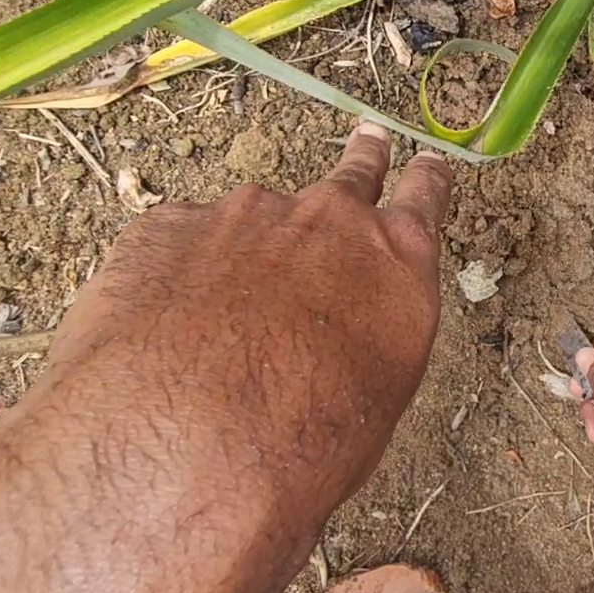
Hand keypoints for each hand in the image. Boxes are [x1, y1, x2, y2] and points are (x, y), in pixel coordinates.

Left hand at [0, 123, 455, 592]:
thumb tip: (347, 336)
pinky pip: (186, 238)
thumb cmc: (306, 445)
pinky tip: (167, 319)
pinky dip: (185, 267)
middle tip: (367, 139)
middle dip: (364, 157)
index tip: (427, 161)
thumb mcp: (377, 394)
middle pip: (354, 172)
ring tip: (230, 299)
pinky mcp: (166, 227)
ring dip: (258, 240)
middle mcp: (330, 219)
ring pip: (261, 215)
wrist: (178, 453)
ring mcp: (246, 214)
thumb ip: (371, 332)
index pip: (425, 197)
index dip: (427, 178)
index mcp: (397, 258)